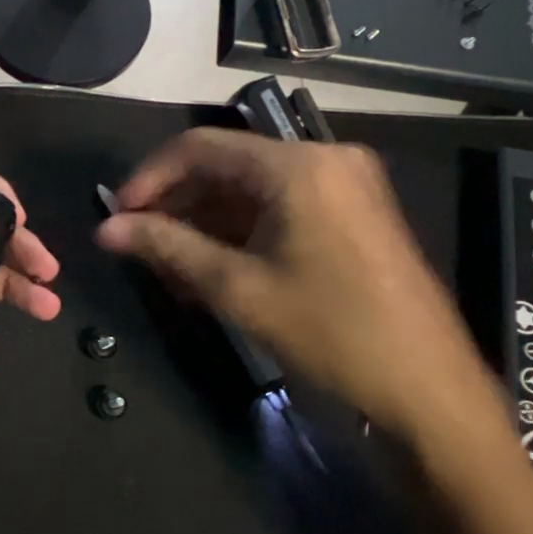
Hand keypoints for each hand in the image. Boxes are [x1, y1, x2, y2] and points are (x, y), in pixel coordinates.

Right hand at [95, 128, 492, 432]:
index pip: (200, 147)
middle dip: (176, 203)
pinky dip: (240, 230)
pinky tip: (214, 268)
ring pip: (251, 188)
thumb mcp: (237, 289)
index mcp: (297, 166)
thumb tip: (105, 229)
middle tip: (139, 247)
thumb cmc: (329, 331)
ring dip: (204, 221)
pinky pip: (280, 206)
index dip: (148, 178)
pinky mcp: (354, 213)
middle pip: (226, 165)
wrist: (427, 386)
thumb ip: (167, 248)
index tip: (116, 217)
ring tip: (171, 267)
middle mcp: (324, 159)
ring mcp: (345, 185)